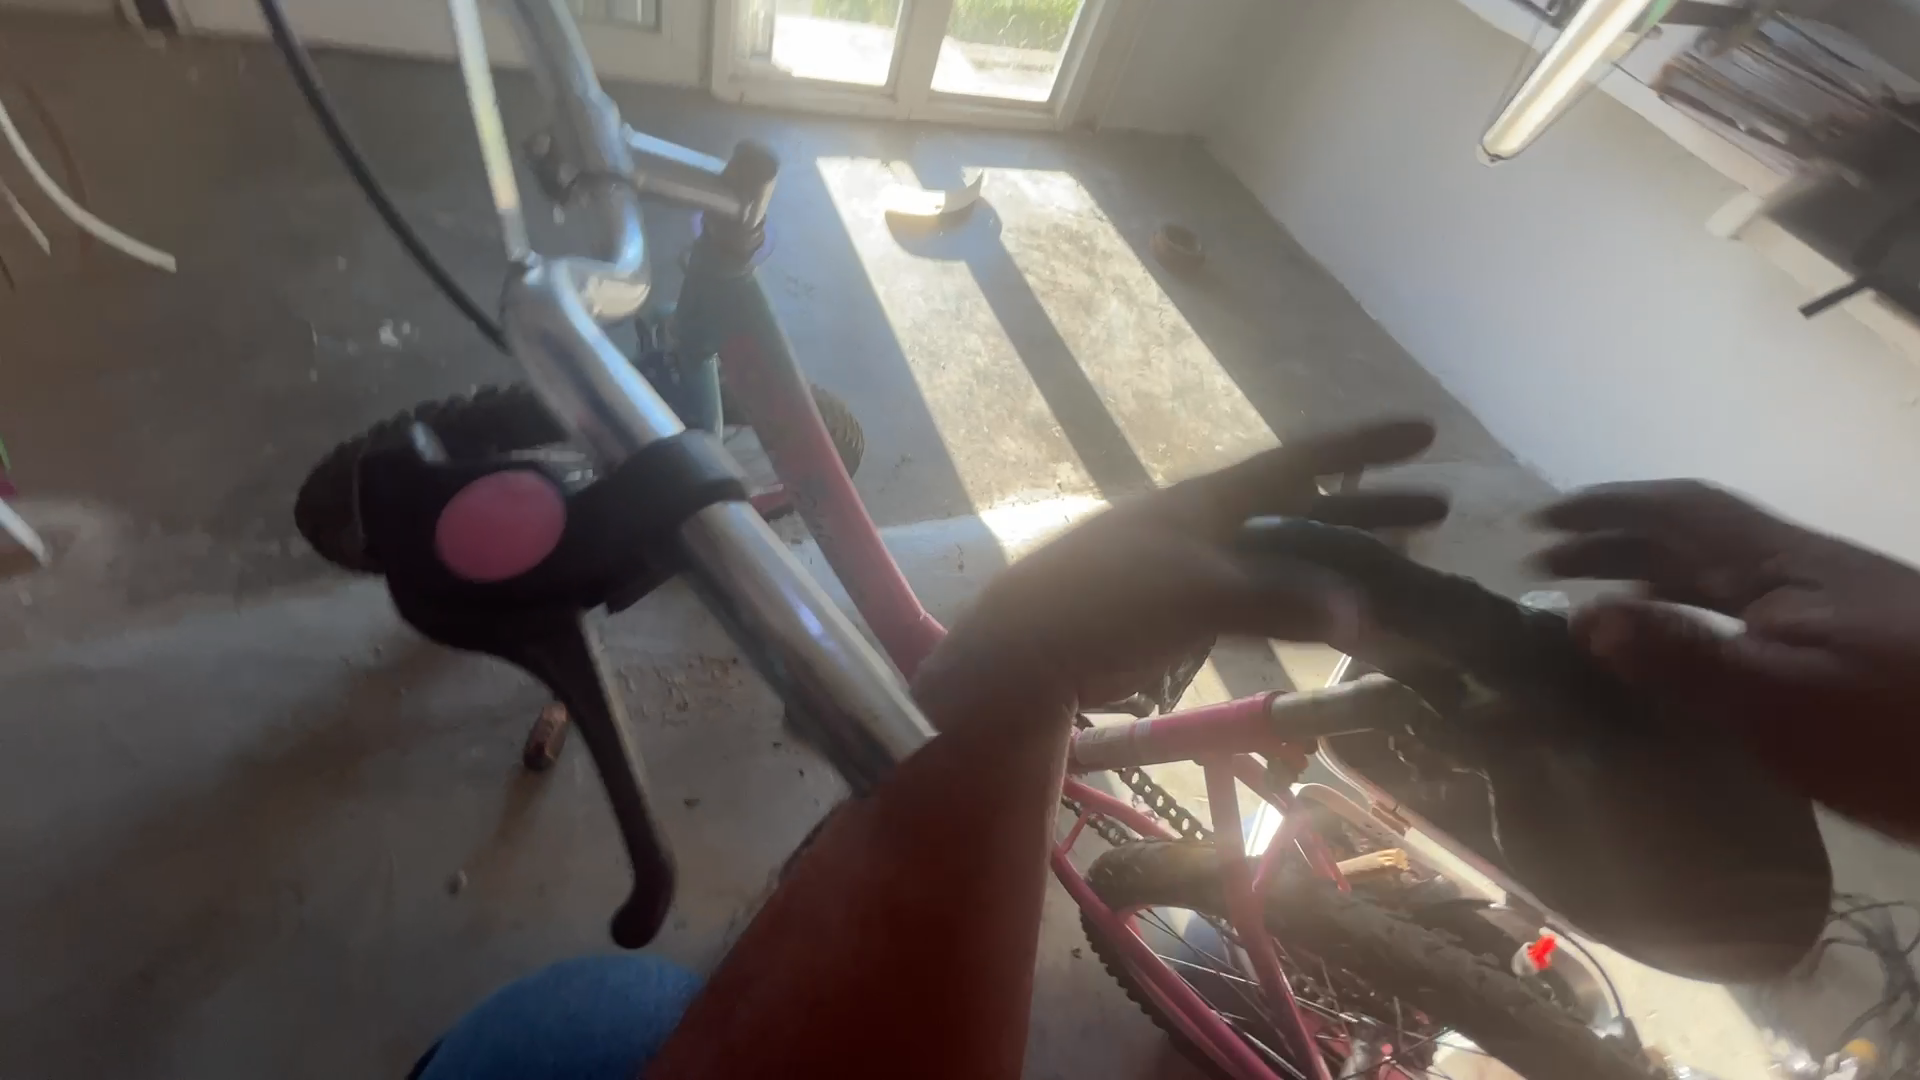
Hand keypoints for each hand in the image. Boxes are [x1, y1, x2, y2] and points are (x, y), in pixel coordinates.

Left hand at [911, 419, 1447, 731]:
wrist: (1032, 643)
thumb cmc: (1100, 597)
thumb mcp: (1190, 589)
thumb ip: (1274, 597)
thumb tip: (1365, 615)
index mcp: (1208, 501)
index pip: (1298, 461)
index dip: (1359, 448)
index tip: (1422, 434)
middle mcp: (1210, 527)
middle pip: (1304, 510)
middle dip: (1369, 510)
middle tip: (1437, 512)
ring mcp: (1199, 571)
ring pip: (1287, 562)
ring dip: (1342, 566)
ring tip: (1405, 572)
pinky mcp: (1188, 615)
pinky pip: (1262, 605)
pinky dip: (1301, 608)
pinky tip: (1335, 622)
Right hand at [1536, 480, 1919, 837]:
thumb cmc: (1907, 735)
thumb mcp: (1785, 700)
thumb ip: (1681, 656)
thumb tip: (1581, 617)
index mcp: (1786, 568)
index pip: (1681, 510)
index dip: (1606, 506)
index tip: (1540, 520)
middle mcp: (1801, 576)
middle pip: (1690, 539)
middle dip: (1610, 544)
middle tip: (1543, 566)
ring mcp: (1825, 613)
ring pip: (1712, 576)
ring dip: (1641, 578)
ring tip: (1587, 603)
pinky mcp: (1838, 652)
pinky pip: (1734, 613)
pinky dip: (1680, 616)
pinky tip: (1666, 649)